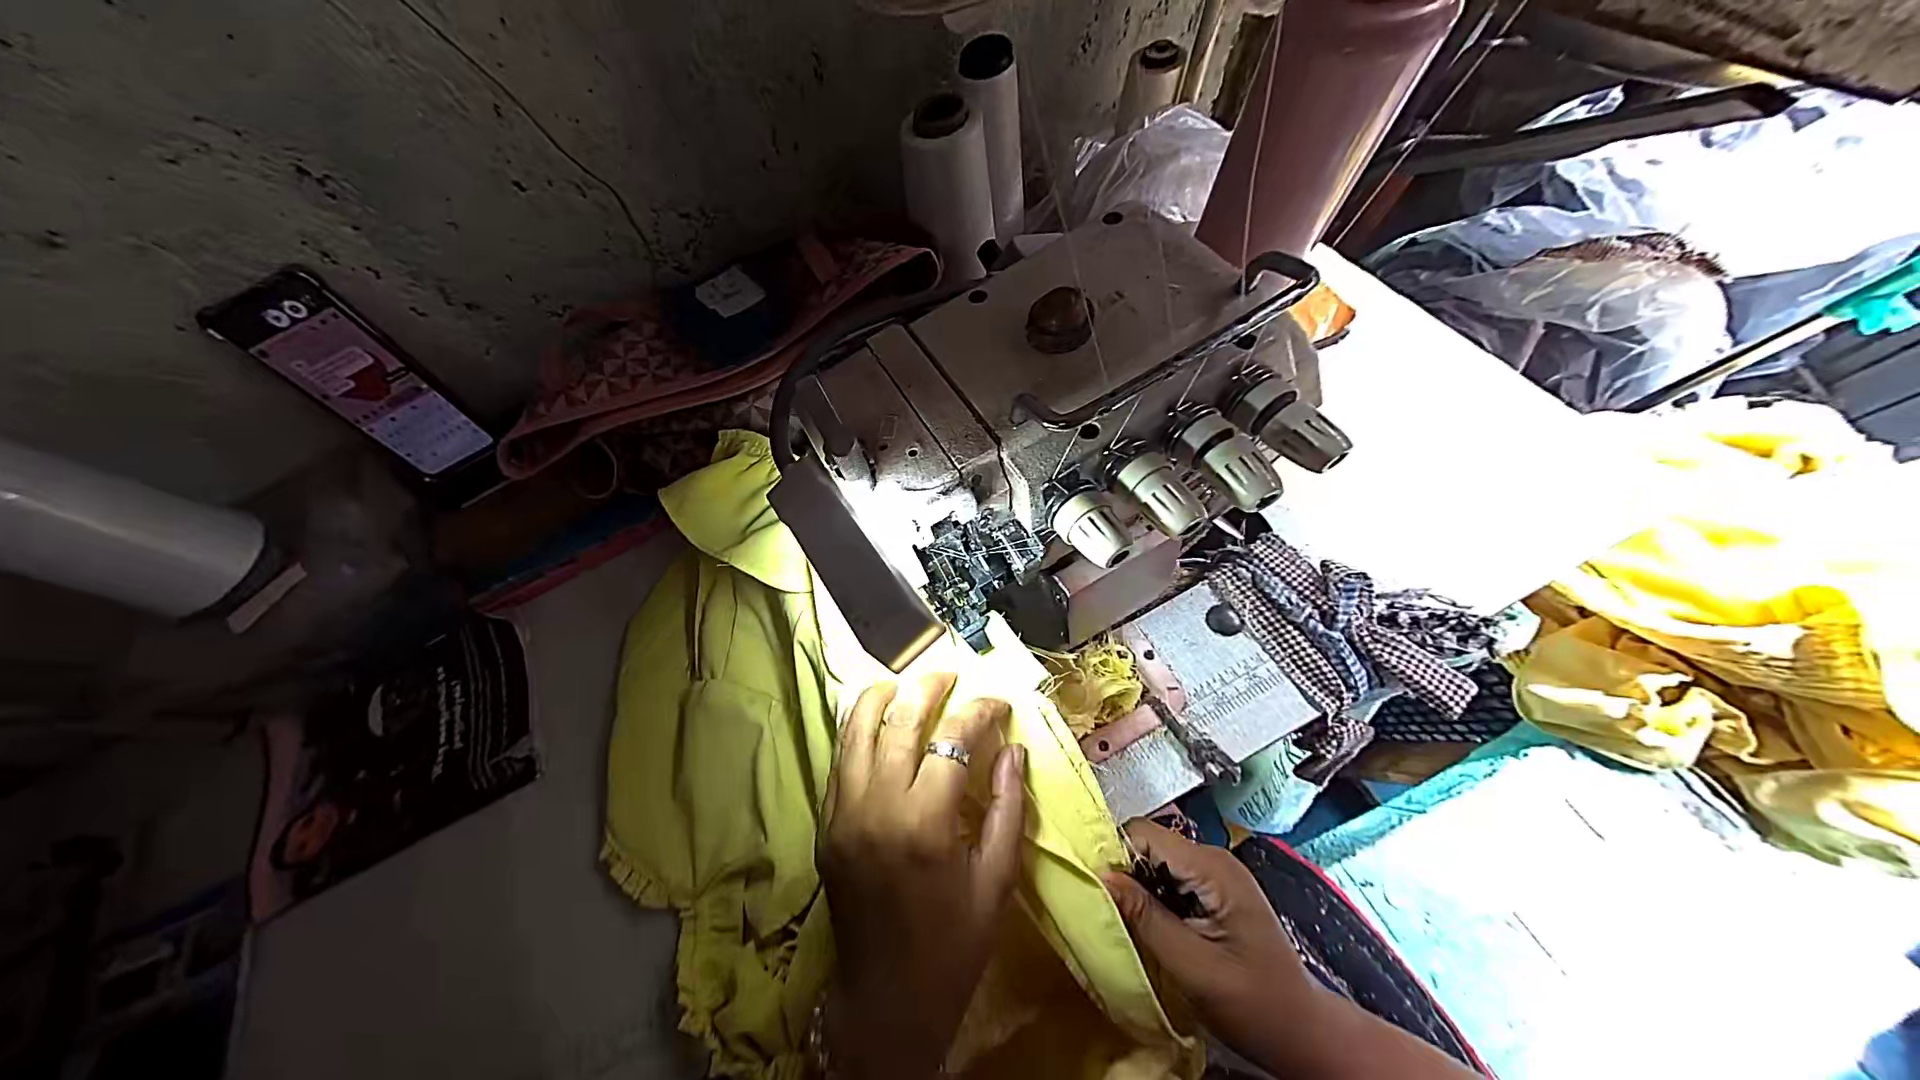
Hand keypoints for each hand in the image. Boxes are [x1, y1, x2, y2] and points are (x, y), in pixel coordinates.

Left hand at [818, 673, 1027, 1079]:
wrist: (886, 999)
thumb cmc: (954, 945)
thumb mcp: (996, 881)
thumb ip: (1007, 808)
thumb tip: (1013, 749)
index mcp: (926, 823)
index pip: (954, 739)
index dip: (980, 712)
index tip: (998, 705)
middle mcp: (877, 807)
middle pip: (899, 719)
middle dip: (929, 687)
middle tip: (952, 677)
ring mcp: (843, 813)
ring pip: (856, 727)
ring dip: (884, 696)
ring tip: (910, 684)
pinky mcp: (826, 824)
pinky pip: (840, 758)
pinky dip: (859, 729)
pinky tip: (879, 719)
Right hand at [1102, 819, 1318, 1062]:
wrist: (1303, 1034)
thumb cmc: (1254, 1004)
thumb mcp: (1193, 967)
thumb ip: (1146, 918)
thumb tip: (1100, 877)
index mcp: (1212, 868)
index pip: (1144, 833)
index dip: (1115, 855)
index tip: (1097, 890)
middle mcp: (1212, 859)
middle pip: (1148, 845)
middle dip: (1125, 874)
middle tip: (1111, 913)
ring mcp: (1214, 874)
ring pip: (1155, 862)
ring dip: (1138, 889)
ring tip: (1129, 924)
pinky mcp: (1212, 890)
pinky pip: (1169, 879)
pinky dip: (1154, 899)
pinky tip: (1152, 929)